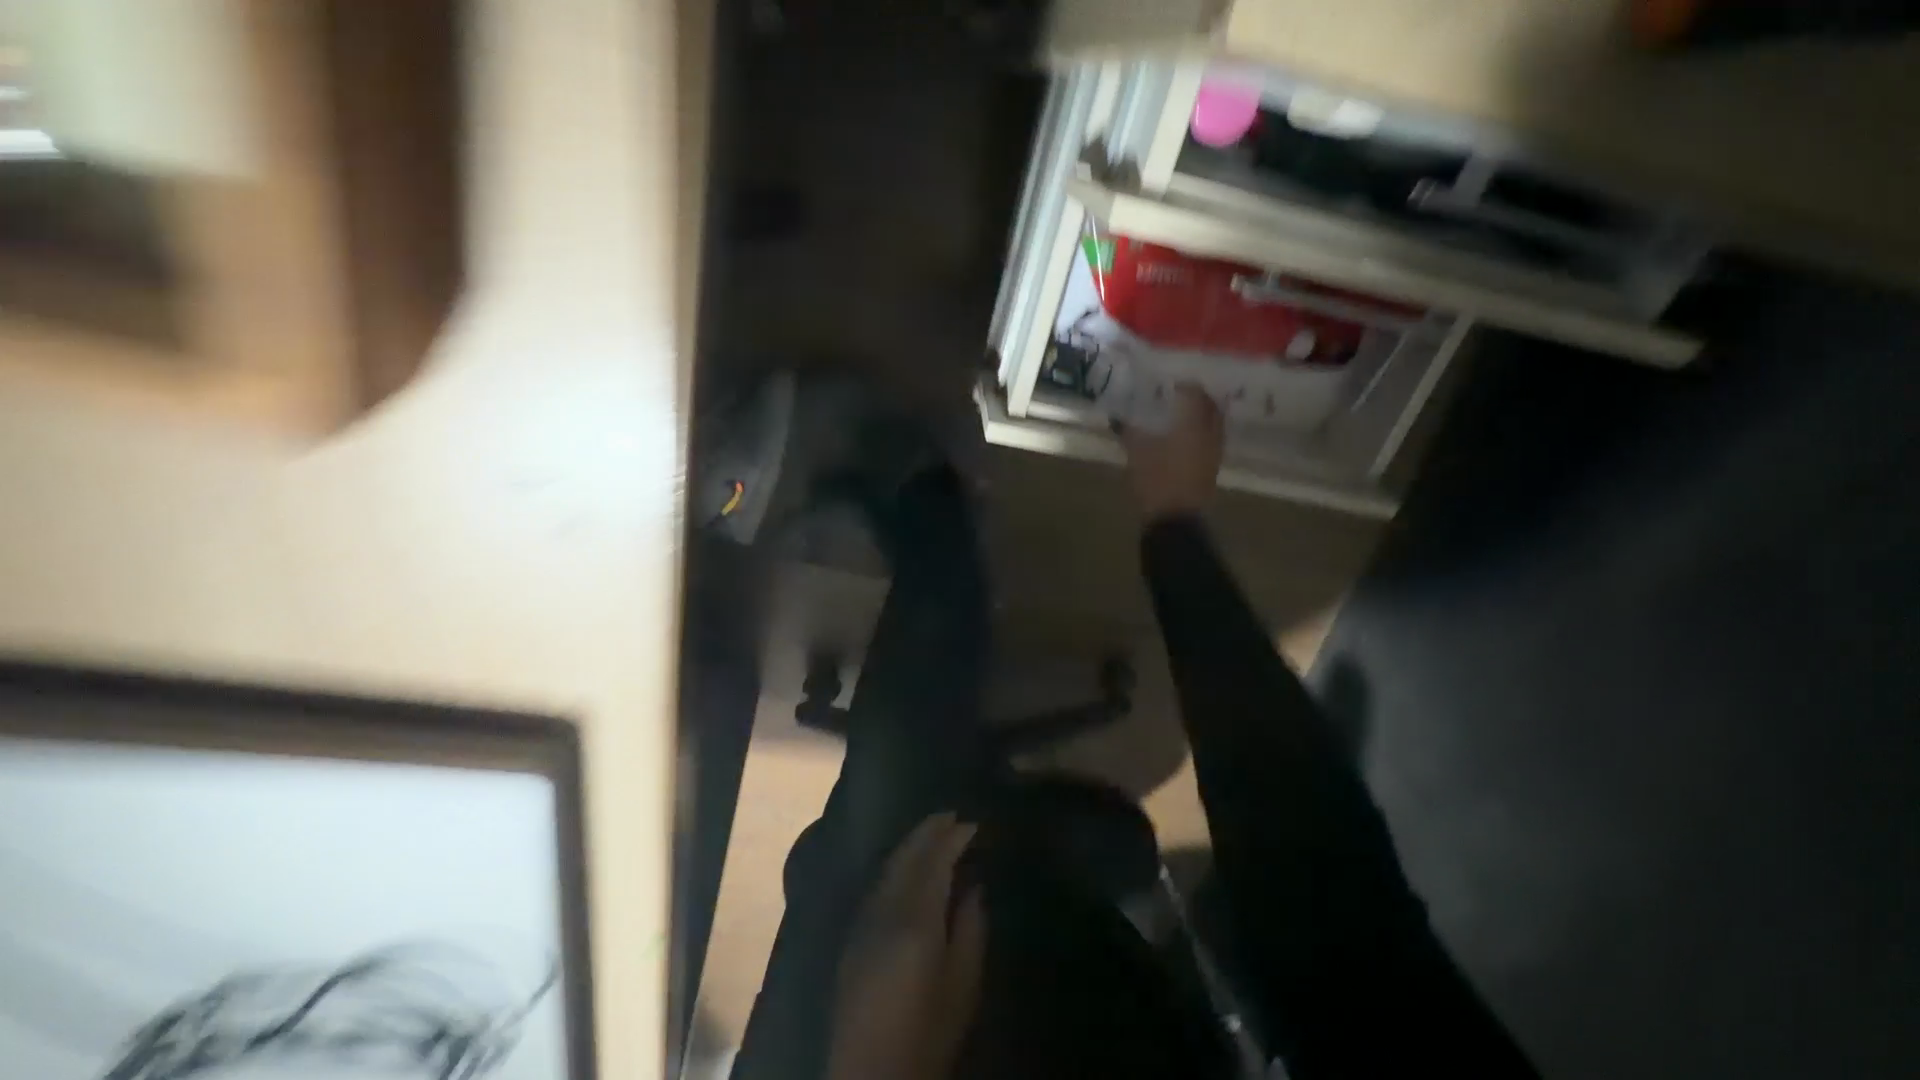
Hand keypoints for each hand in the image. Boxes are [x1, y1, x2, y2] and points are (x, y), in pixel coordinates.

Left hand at [825, 813, 985, 1079]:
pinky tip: (908, 867)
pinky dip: (896, 865)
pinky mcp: (853, 937)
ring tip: (933, 832)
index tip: (972, 822)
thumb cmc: (929, 1034)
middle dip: (928, 832)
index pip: (933, 861)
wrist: (871, 1074)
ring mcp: (863, 922)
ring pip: (887, 868)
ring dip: (910, 845)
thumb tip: (973, 886)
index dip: (952, 837)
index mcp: (915, 920)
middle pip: (905, 857)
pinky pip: (878, 884)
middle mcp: (883, 910)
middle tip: (951, 816)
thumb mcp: (964, 985)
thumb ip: (971, 928)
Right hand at [1118, 384, 1224, 521]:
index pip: (1195, 394)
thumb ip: (1128, 432)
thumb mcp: (1137, 454)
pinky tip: (1186, 436)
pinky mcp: (1213, 467)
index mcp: (1193, 424)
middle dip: (1200, 397)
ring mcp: (1215, 451)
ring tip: (1185, 412)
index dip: (1186, 385)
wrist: (1175, 519)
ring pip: (1215, 423)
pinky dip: (1203, 431)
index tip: (1172, 381)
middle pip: (1212, 406)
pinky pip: (1212, 439)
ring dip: (1204, 414)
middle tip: (1183, 393)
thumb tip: (1116, 417)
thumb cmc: (1156, 481)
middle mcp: (1210, 433)